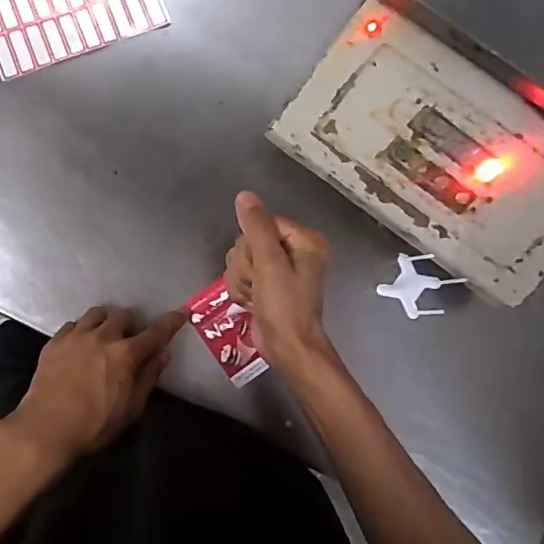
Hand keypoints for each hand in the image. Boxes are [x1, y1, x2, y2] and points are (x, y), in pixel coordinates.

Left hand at [0, 307, 185, 467]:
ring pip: (96, 314)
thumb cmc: (94, 425)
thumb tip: (162, 354)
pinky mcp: (54, 342)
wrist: (47, 428)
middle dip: (131, 324)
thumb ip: (148, 377)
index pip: (155, 333)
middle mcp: (102, 337)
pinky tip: (80, 344)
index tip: (181, 311)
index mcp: (125, 354)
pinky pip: (72, 325)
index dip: (171, 321)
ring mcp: (75, 336)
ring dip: (106, 321)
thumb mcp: (131, 408)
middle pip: (123, 316)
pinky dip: (82, 329)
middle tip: (130, 340)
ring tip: (105, 335)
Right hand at [224, 191, 333, 368]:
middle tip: (260, 285)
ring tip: (257, 297)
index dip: (254, 245)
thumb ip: (256, 227)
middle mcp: (292, 250)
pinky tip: (252, 304)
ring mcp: (277, 269)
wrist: (287, 348)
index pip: (262, 223)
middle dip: (246, 266)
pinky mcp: (265, 285)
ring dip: (242, 281)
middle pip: (248, 241)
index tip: (262, 265)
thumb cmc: (285, 307)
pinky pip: (240, 276)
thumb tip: (245, 195)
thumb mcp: (270, 264)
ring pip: (239, 259)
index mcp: (303, 240)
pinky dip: (242, 291)